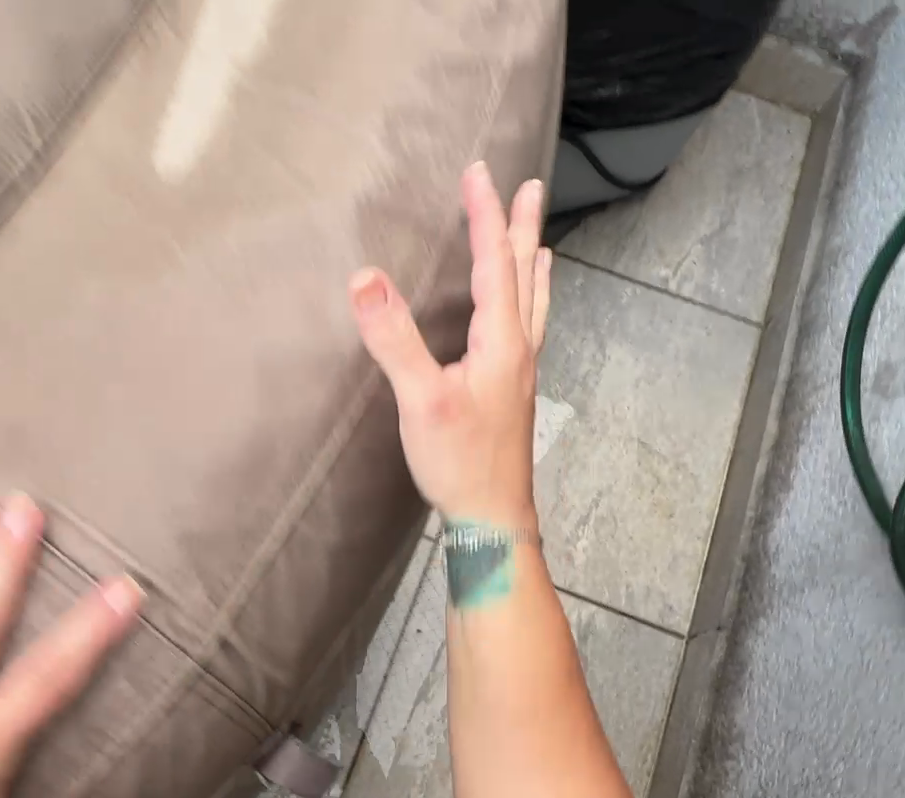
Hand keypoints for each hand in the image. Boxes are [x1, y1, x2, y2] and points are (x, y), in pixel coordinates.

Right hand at [349, 162, 551, 528]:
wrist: (493, 518)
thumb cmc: (460, 462)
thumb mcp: (422, 401)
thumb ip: (394, 340)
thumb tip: (364, 279)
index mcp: (500, 342)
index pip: (494, 264)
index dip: (485, 216)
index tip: (478, 172)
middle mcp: (518, 350)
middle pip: (525, 276)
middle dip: (522, 228)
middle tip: (531, 187)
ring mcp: (520, 373)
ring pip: (533, 304)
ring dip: (533, 265)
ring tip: (540, 241)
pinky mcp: (512, 394)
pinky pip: (528, 330)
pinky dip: (530, 304)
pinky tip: (523, 317)